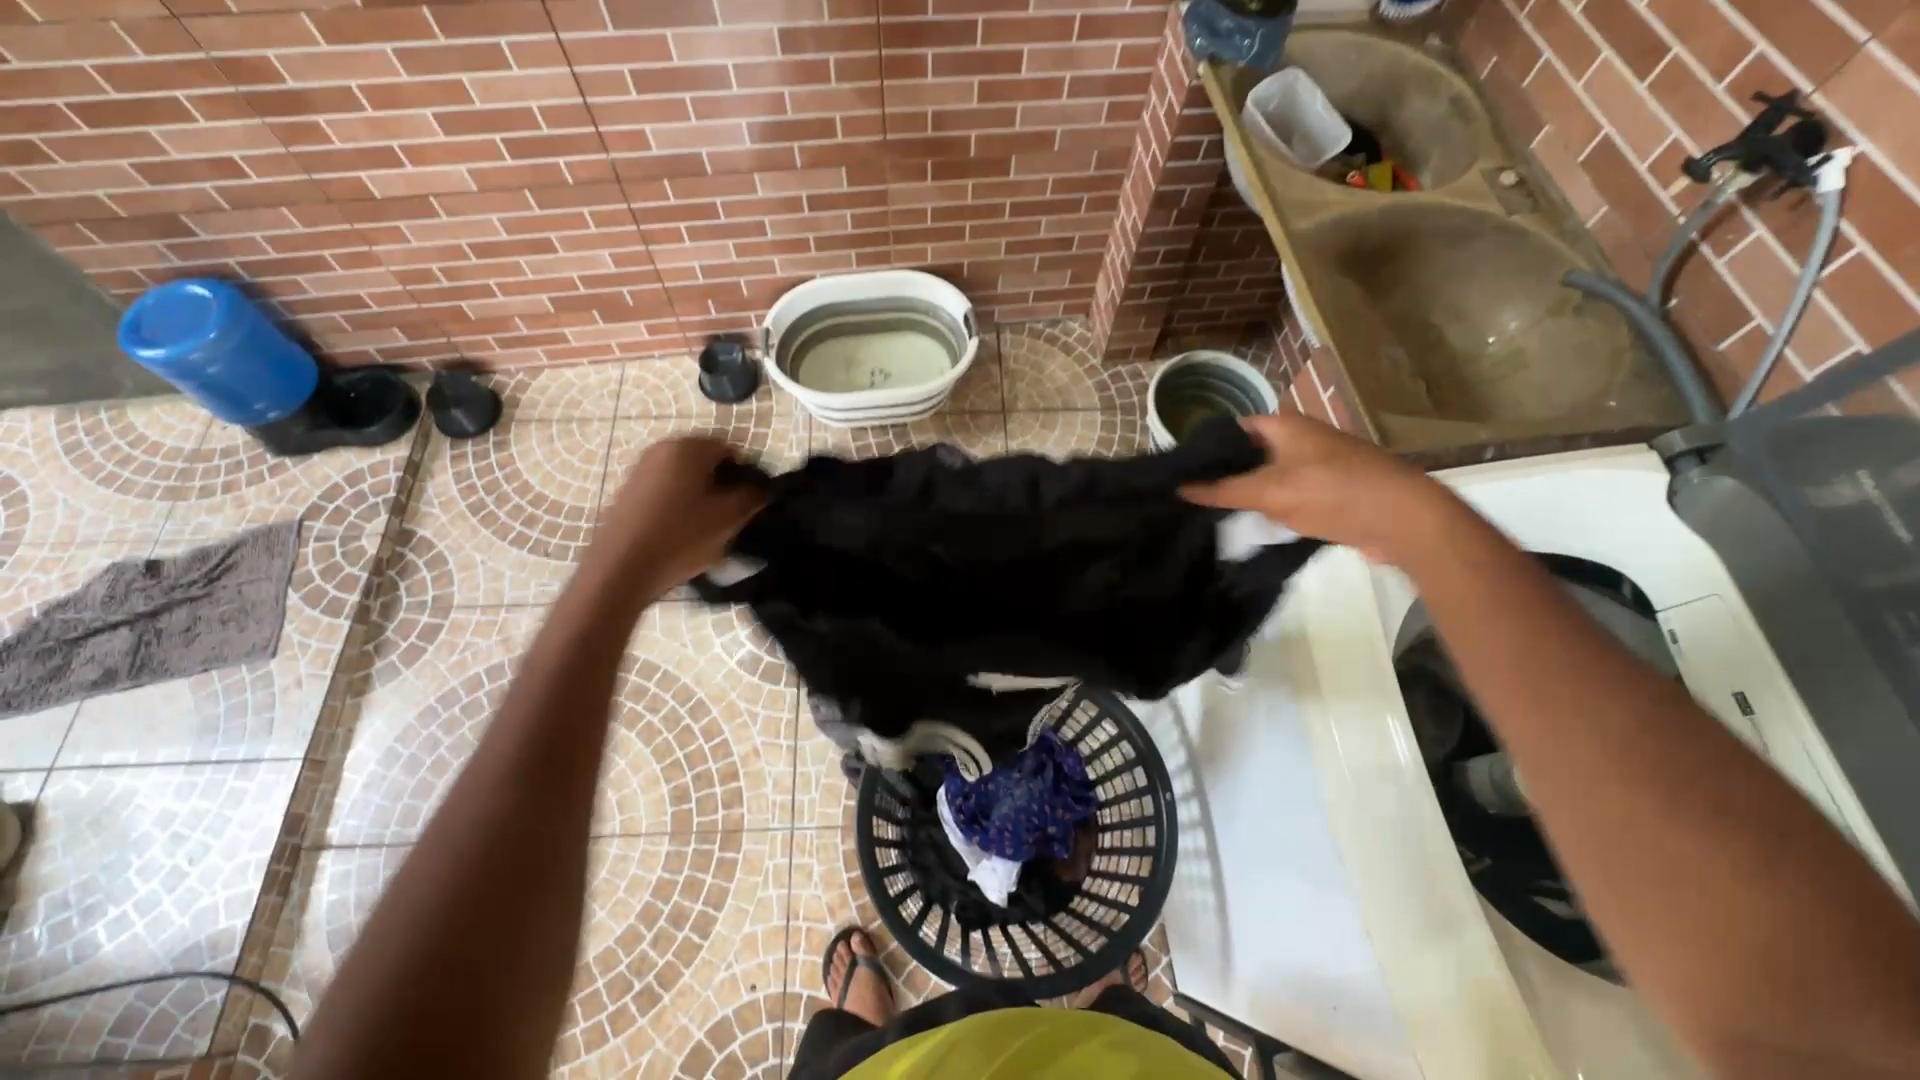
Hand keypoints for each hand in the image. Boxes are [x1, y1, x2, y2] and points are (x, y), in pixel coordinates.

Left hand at [593, 436, 765, 593]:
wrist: (620, 569)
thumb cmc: (680, 538)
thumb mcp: (727, 519)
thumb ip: (752, 498)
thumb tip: (763, 488)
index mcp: (687, 448)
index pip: (731, 447)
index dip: (748, 471)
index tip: (754, 499)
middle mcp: (661, 449)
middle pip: (705, 460)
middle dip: (723, 483)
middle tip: (734, 514)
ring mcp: (640, 470)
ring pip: (685, 476)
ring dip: (701, 495)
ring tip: (709, 527)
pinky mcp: (628, 492)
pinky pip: (665, 490)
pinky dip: (679, 504)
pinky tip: (682, 532)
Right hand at [1181, 413, 1464, 565]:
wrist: (1402, 519)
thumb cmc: (1332, 493)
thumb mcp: (1270, 492)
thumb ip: (1223, 491)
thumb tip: (1181, 487)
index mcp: (1285, 426)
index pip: (1232, 429)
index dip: (1206, 448)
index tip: (1180, 471)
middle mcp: (1301, 438)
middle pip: (1250, 454)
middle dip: (1224, 474)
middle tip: (1190, 496)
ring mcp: (1318, 465)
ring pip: (1270, 477)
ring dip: (1248, 494)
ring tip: (1213, 513)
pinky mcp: (1332, 492)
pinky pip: (1290, 496)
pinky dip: (1272, 508)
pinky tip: (1254, 526)